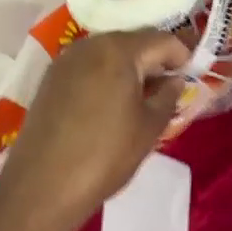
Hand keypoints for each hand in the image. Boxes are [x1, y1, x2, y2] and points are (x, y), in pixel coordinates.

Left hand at [0, 29, 189, 226]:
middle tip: (168, 86)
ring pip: (109, 53)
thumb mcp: (148, 129)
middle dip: (153, 60)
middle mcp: (91, 44)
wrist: (39, 191)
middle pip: (133, 41)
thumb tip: (175, 80)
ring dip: (128, 68)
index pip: (162, 39)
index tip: (192, 72)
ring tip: (141, 97)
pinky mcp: (50, 79)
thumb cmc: (103, 157)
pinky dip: (105, 76)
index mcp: (119, 49)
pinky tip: (110, 103)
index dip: (182, 54)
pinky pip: (88, 66)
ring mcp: (66, 60)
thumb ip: (168, 96)